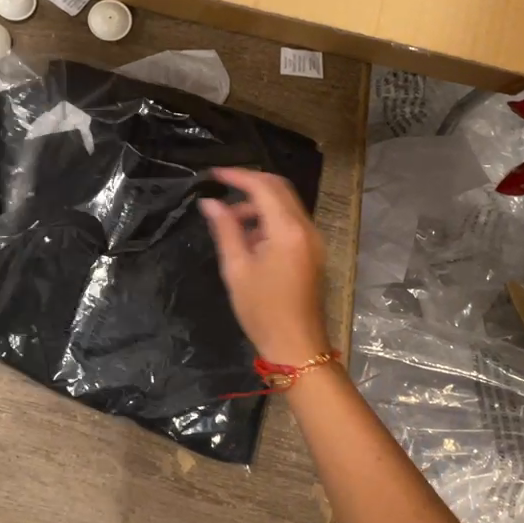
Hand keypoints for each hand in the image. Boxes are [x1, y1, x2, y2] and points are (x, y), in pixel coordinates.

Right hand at [200, 168, 330, 365]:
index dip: (237, 176)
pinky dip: (270, 218)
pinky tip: (249, 237)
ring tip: (230, 223)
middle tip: (221, 189)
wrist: (297, 347)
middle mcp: (306, 228)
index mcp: (287, 230)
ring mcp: (313, 240)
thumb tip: (210, 203)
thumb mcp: (236, 269)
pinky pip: (291, 221)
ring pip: (286, 203)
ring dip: (259, 203)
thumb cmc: (263, 311)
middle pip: (279, 188)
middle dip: (250, 184)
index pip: (263, 186)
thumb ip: (224, 229)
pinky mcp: (313, 251)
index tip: (213, 175)